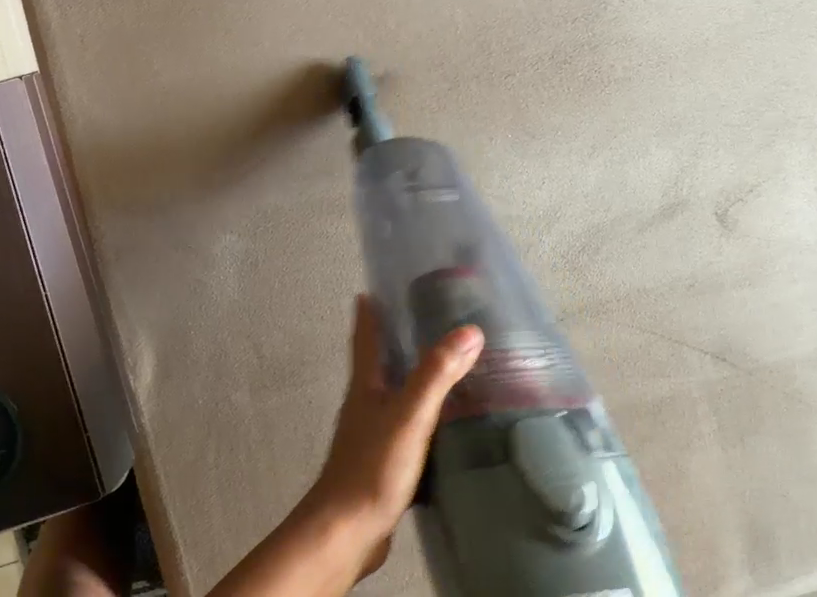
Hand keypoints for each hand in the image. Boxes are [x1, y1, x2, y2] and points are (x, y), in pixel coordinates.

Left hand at [302, 296, 484, 578]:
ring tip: (436, 371)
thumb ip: (435, 375)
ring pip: (390, 396)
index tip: (370, 290)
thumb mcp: (410, 415)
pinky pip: (402, 428)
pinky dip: (419, 417)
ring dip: (407, 380)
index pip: (366, 339)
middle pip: (376, 364)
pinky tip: (439, 428)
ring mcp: (370, 435)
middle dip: (390, 342)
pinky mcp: (381, 463)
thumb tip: (468, 331)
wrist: (348, 528)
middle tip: (416, 323)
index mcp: (365, 386)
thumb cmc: (373, 465)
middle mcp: (364, 404)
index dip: (368, 314)